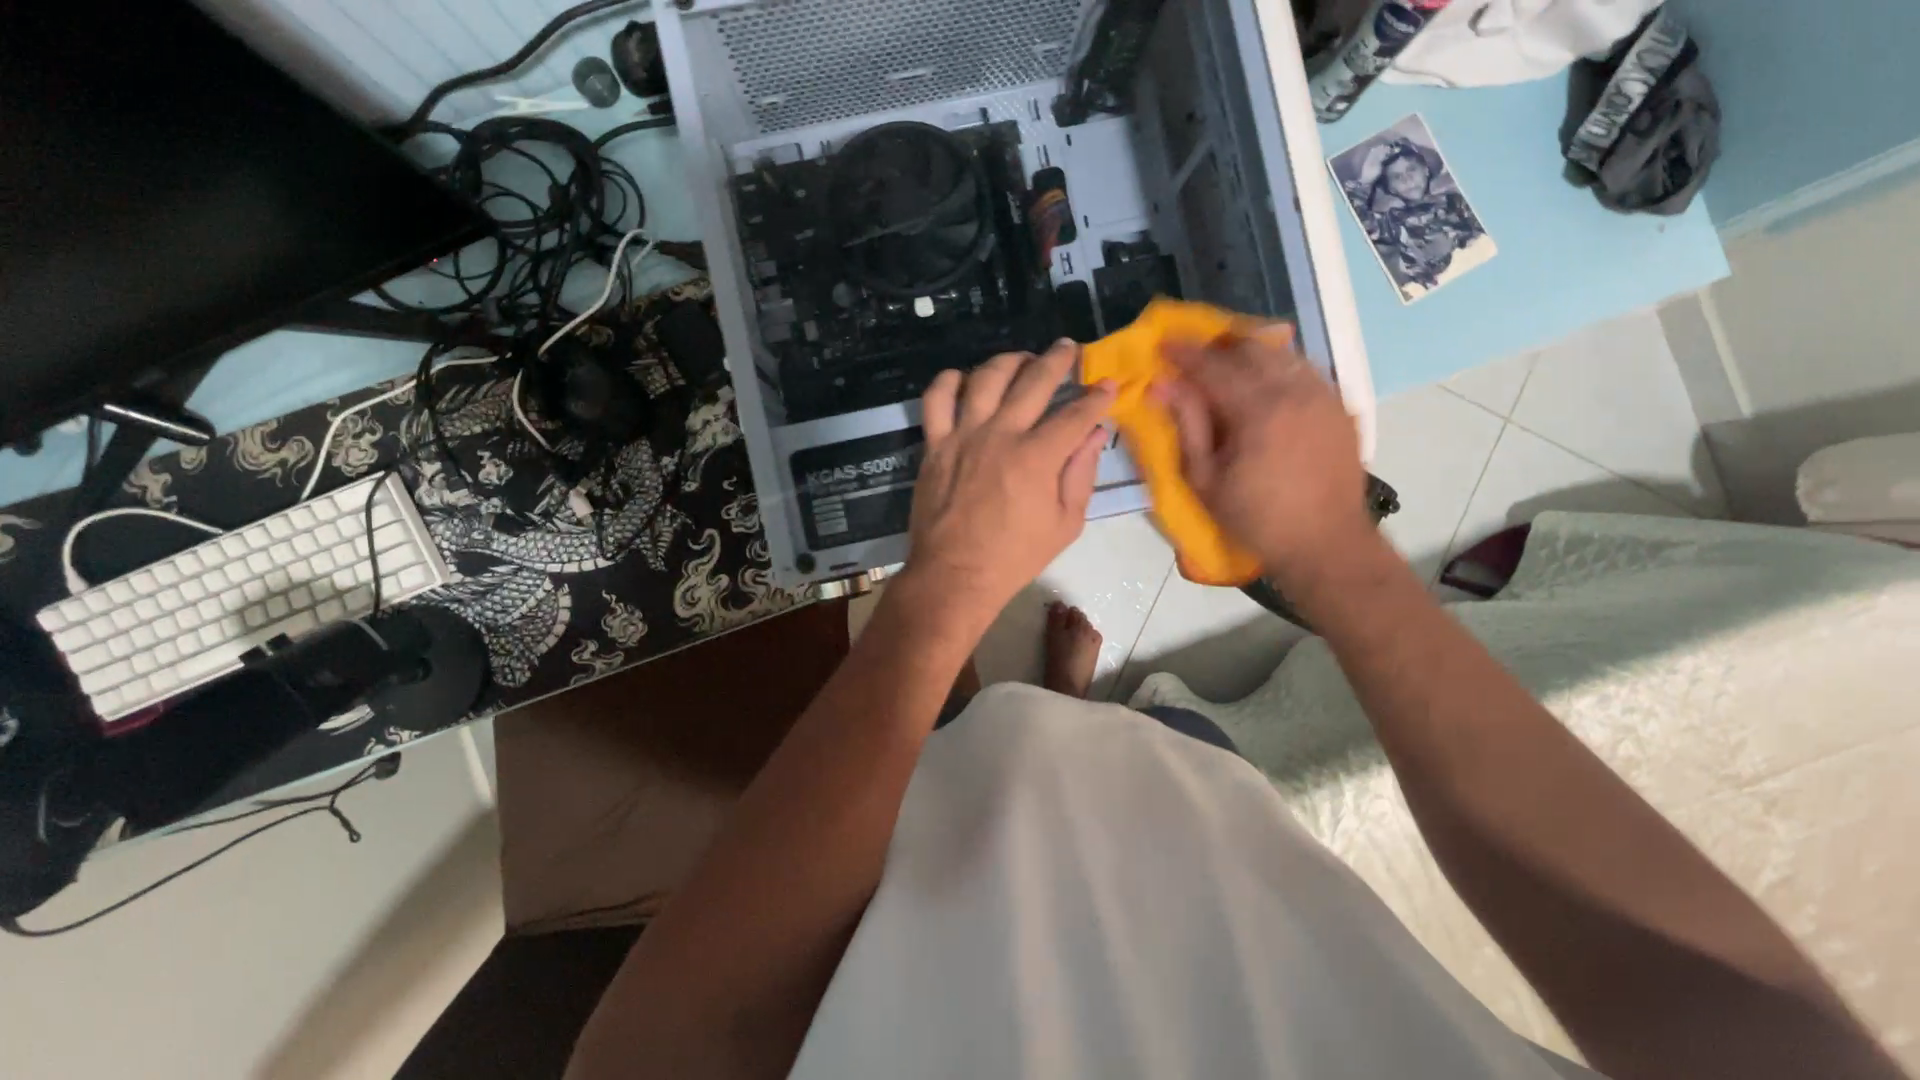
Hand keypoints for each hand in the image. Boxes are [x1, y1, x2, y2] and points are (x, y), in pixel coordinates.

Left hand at [905, 341, 1114, 623]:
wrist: (954, 575)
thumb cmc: (1015, 556)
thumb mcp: (1065, 523)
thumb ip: (1081, 473)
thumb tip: (1096, 434)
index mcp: (1037, 457)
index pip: (1076, 414)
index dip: (1097, 397)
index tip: (1108, 386)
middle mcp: (1000, 435)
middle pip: (1033, 381)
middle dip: (1057, 360)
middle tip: (1068, 349)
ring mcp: (962, 436)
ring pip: (986, 378)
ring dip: (1009, 361)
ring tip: (1022, 359)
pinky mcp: (934, 445)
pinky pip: (936, 399)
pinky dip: (949, 382)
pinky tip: (964, 379)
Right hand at [1153, 326, 1371, 587]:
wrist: (1326, 543)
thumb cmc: (1257, 519)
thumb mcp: (1206, 480)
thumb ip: (1187, 425)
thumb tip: (1163, 386)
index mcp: (1259, 410)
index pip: (1214, 366)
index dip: (1185, 353)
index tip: (1162, 345)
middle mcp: (1295, 391)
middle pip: (1251, 348)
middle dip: (1218, 347)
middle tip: (1195, 357)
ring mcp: (1323, 396)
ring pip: (1282, 354)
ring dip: (1250, 354)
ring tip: (1228, 367)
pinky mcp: (1339, 407)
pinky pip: (1305, 371)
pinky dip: (1279, 369)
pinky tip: (1265, 387)